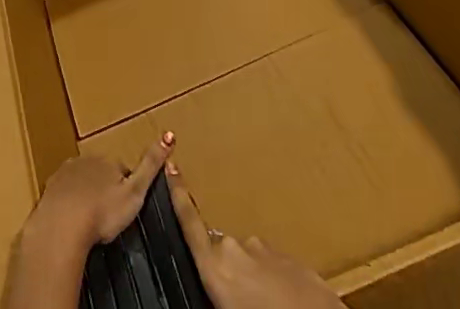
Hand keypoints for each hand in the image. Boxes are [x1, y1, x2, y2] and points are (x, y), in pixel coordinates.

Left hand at [23, 132, 175, 252]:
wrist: (62, 225)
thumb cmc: (102, 212)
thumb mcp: (135, 191)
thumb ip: (151, 165)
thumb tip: (170, 135)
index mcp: (108, 161)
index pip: (122, 171)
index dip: (127, 189)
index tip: (126, 207)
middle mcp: (86, 160)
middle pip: (101, 173)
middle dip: (105, 189)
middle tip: (109, 216)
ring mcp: (66, 173)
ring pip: (81, 181)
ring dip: (87, 195)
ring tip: (91, 220)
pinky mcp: (50, 188)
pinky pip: (64, 193)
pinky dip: (69, 203)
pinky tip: (73, 219)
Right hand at [167, 161, 342, 308]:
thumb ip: (216, 288)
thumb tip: (216, 284)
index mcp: (215, 265)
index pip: (188, 222)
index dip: (177, 192)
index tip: (170, 164)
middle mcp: (235, 249)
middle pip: (221, 251)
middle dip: (228, 272)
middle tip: (239, 301)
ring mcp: (263, 249)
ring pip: (248, 260)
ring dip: (253, 279)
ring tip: (265, 307)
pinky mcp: (288, 256)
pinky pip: (271, 266)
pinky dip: (273, 282)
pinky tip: (283, 304)